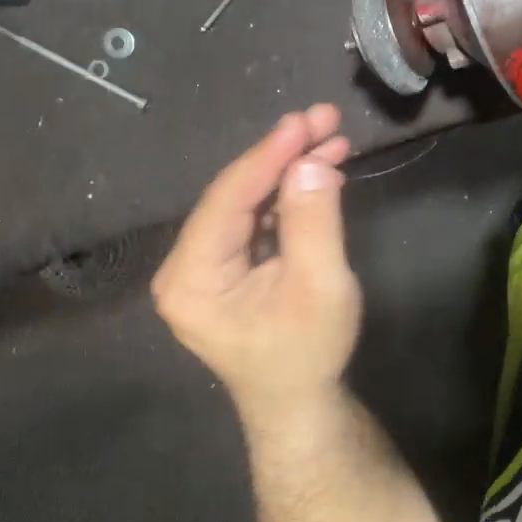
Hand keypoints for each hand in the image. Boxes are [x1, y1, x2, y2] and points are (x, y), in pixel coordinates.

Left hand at [153, 104, 357, 417]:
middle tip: (326, 119)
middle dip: (283, 154)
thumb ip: (313, 222)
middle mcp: (188, 266)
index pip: (229, 198)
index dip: (269, 155)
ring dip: (291, 168)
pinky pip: (257, 217)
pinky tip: (321, 171)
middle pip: (236, 193)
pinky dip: (290, 192)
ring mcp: (207, 267)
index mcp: (192, 278)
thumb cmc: (308, 349)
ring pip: (249, 200)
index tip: (306, 119)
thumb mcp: (319, 285)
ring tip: (333, 138)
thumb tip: (312, 162)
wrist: (301, 402)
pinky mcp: (230, 267)